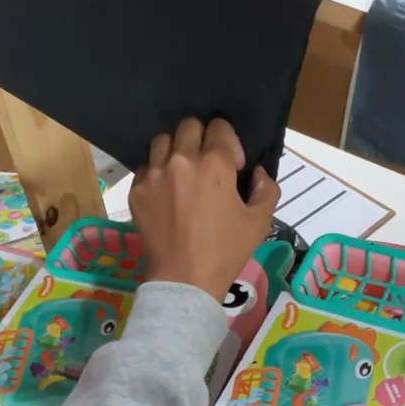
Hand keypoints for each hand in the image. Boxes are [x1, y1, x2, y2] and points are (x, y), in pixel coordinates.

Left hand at [128, 118, 278, 301]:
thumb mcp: (259, 223)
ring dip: (176, 149)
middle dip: (202, 139)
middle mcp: (181, 160)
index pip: (219, 127)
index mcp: (214, 164)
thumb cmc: (226, 252)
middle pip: (189, 126)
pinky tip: (166, 192)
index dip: (230, 142)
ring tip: (183, 173)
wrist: (185, 279)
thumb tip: (259, 173)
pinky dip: (157, 172)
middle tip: (207, 165)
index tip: (232, 166)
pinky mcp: (137, 190)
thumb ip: (267, 190)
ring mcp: (154, 174)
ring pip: (163, 141)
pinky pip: (146, 167)